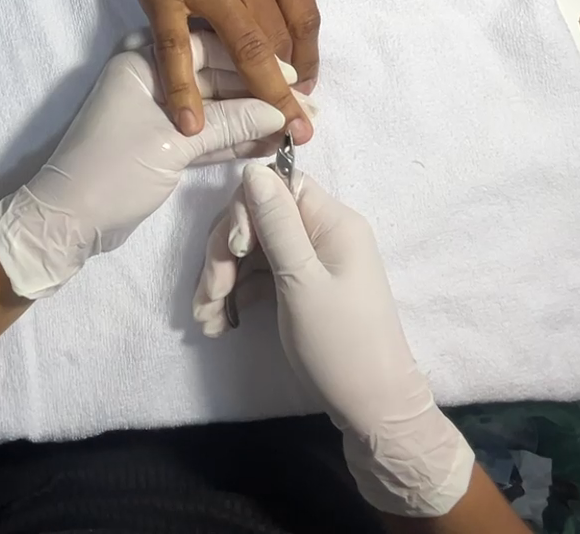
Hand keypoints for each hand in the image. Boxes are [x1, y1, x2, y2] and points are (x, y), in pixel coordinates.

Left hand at [0, 36, 292, 298]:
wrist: (70, 219)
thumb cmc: (113, 168)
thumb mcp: (173, 143)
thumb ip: (229, 123)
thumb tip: (281, 112)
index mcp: (142, 62)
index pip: (208, 50)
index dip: (252, 63)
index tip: (294, 78)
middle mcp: (152, 79)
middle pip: (216, 80)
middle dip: (260, 95)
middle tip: (307, 107)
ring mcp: (158, 113)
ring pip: (215, 109)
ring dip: (253, 119)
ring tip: (300, 127)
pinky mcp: (163, 143)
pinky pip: (207, 134)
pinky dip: (235, 139)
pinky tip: (270, 143)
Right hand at [102, 0, 317, 144]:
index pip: (305, 17)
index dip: (311, 56)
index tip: (308, 82)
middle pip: (278, 40)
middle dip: (292, 85)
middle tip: (300, 125)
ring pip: (239, 52)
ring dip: (261, 97)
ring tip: (274, 134)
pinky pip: (175, 50)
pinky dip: (184, 89)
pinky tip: (191, 123)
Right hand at [192, 165, 475, 518]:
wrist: (373, 412)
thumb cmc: (341, 344)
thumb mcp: (301, 281)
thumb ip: (276, 223)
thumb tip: (252, 167)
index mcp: (332, 221)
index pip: (275, 186)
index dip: (245, 211)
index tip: (233, 250)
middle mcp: (321, 232)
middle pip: (257, 217)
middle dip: (225, 253)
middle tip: (210, 294)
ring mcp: (310, 258)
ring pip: (252, 247)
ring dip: (223, 278)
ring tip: (206, 318)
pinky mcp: (299, 284)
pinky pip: (259, 273)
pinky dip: (236, 293)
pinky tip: (219, 321)